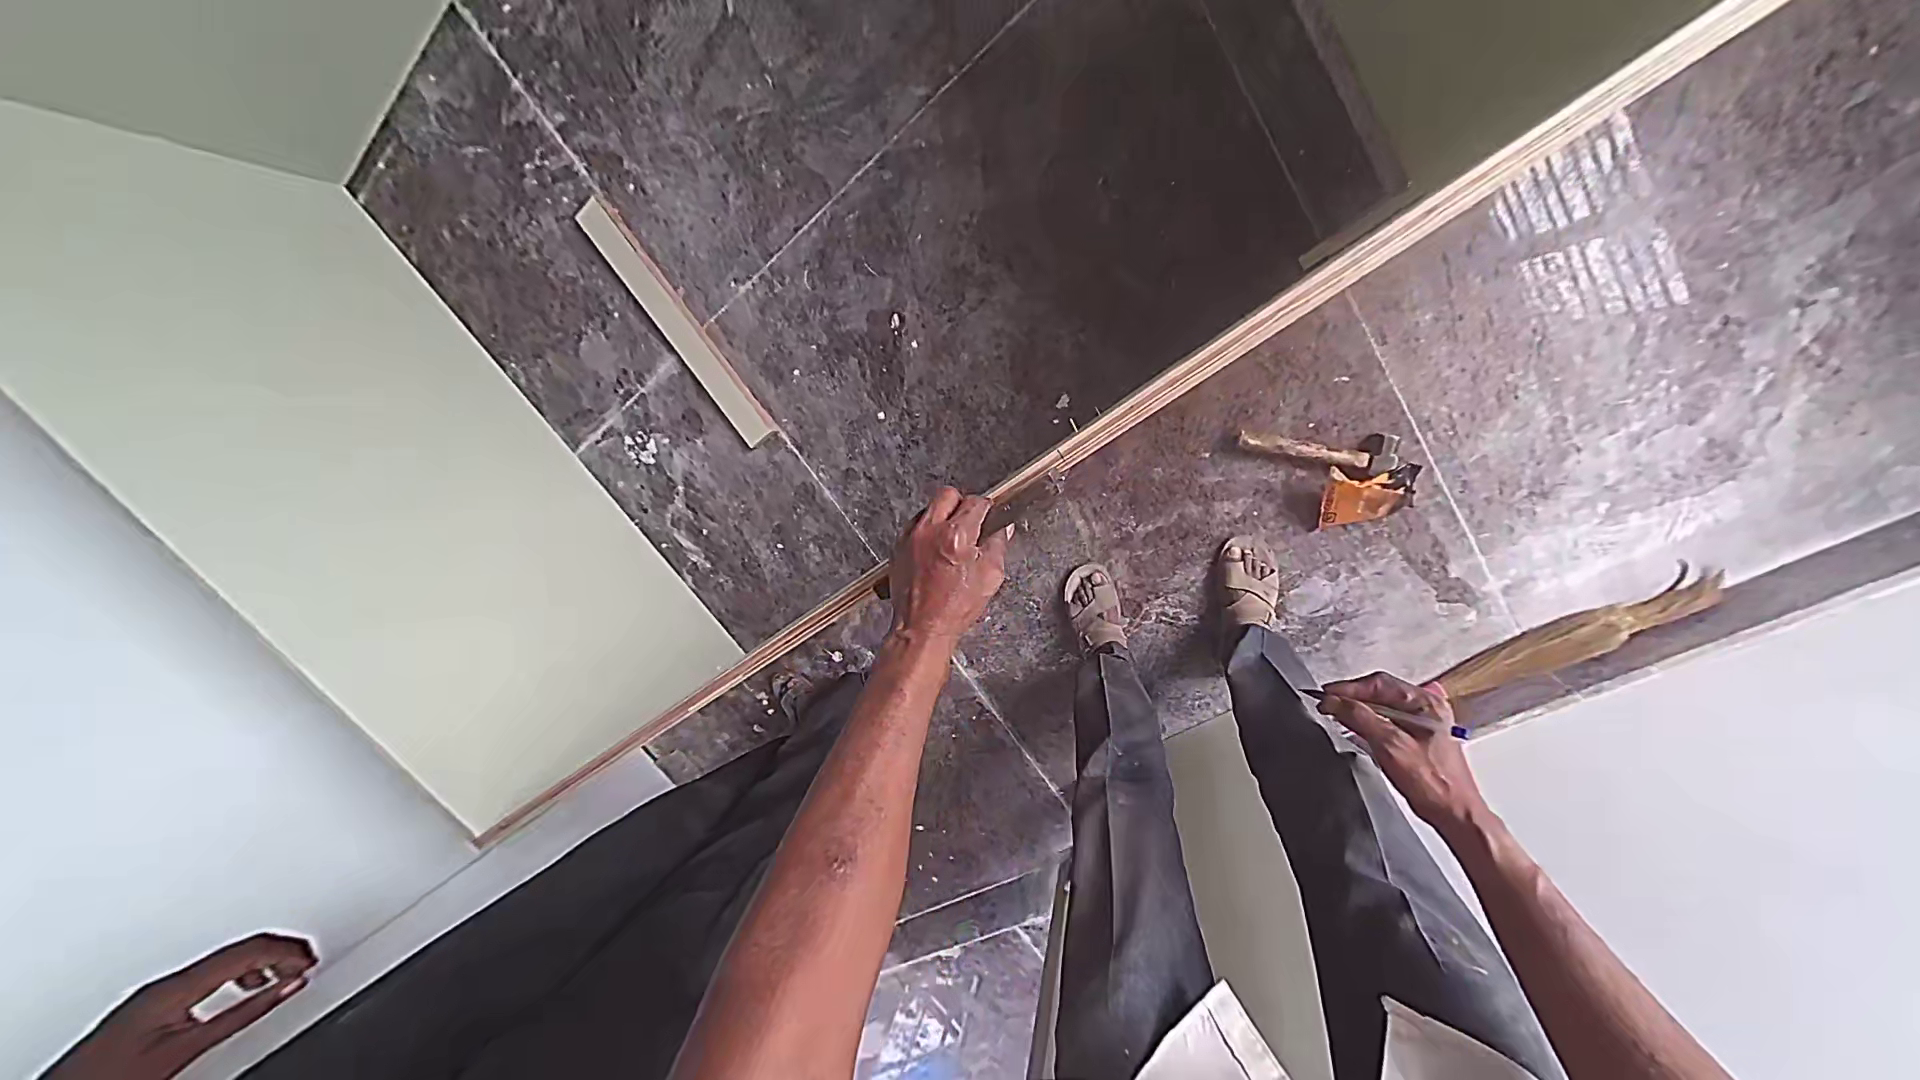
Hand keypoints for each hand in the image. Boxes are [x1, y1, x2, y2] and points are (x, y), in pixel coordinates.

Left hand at [45, 933, 316, 1079]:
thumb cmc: (111, 1079)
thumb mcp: (188, 1049)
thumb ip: (245, 1012)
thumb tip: (293, 983)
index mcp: (176, 986)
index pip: (249, 949)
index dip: (289, 950)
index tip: (311, 960)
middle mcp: (166, 982)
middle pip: (240, 948)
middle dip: (282, 951)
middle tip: (307, 963)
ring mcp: (156, 992)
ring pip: (226, 958)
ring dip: (263, 961)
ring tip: (285, 974)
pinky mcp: (152, 1004)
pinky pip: (207, 974)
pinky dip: (239, 974)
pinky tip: (247, 988)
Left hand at [887, 487, 1011, 645]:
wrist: (922, 627)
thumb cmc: (954, 608)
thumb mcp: (990, 578)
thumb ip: (997, 547)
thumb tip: (1002, 530)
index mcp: (956, 536)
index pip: (975, 503)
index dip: (986, 507)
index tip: (988, 512)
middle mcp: (930, 531)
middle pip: (948, 494)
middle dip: (962, 503)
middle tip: (969, 518)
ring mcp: (911, 537)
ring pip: (929, 508)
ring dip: (943, 515)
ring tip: (952, 537)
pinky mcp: (899, 547)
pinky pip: (914, 525)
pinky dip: (926, 530)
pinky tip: (935, 546)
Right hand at [1316, 673, 1491, 836]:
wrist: (1454, 814)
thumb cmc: (1434, 784)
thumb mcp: (1389, 744)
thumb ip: (1359, 717)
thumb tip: (1334, 701)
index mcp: (1427, 704)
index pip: (1378, 683)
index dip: (1348, 688)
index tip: (1326, 696)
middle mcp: (1428, 709)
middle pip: (1380, 691)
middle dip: (1351, 697)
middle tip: (1328, 704)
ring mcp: (1425, 723)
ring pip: (1382, 705)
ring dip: (1358, 709)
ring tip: (1338, 714)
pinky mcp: (1418, 737)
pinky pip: (1387, 719)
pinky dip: (1369, 720)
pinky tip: (1357, 727)